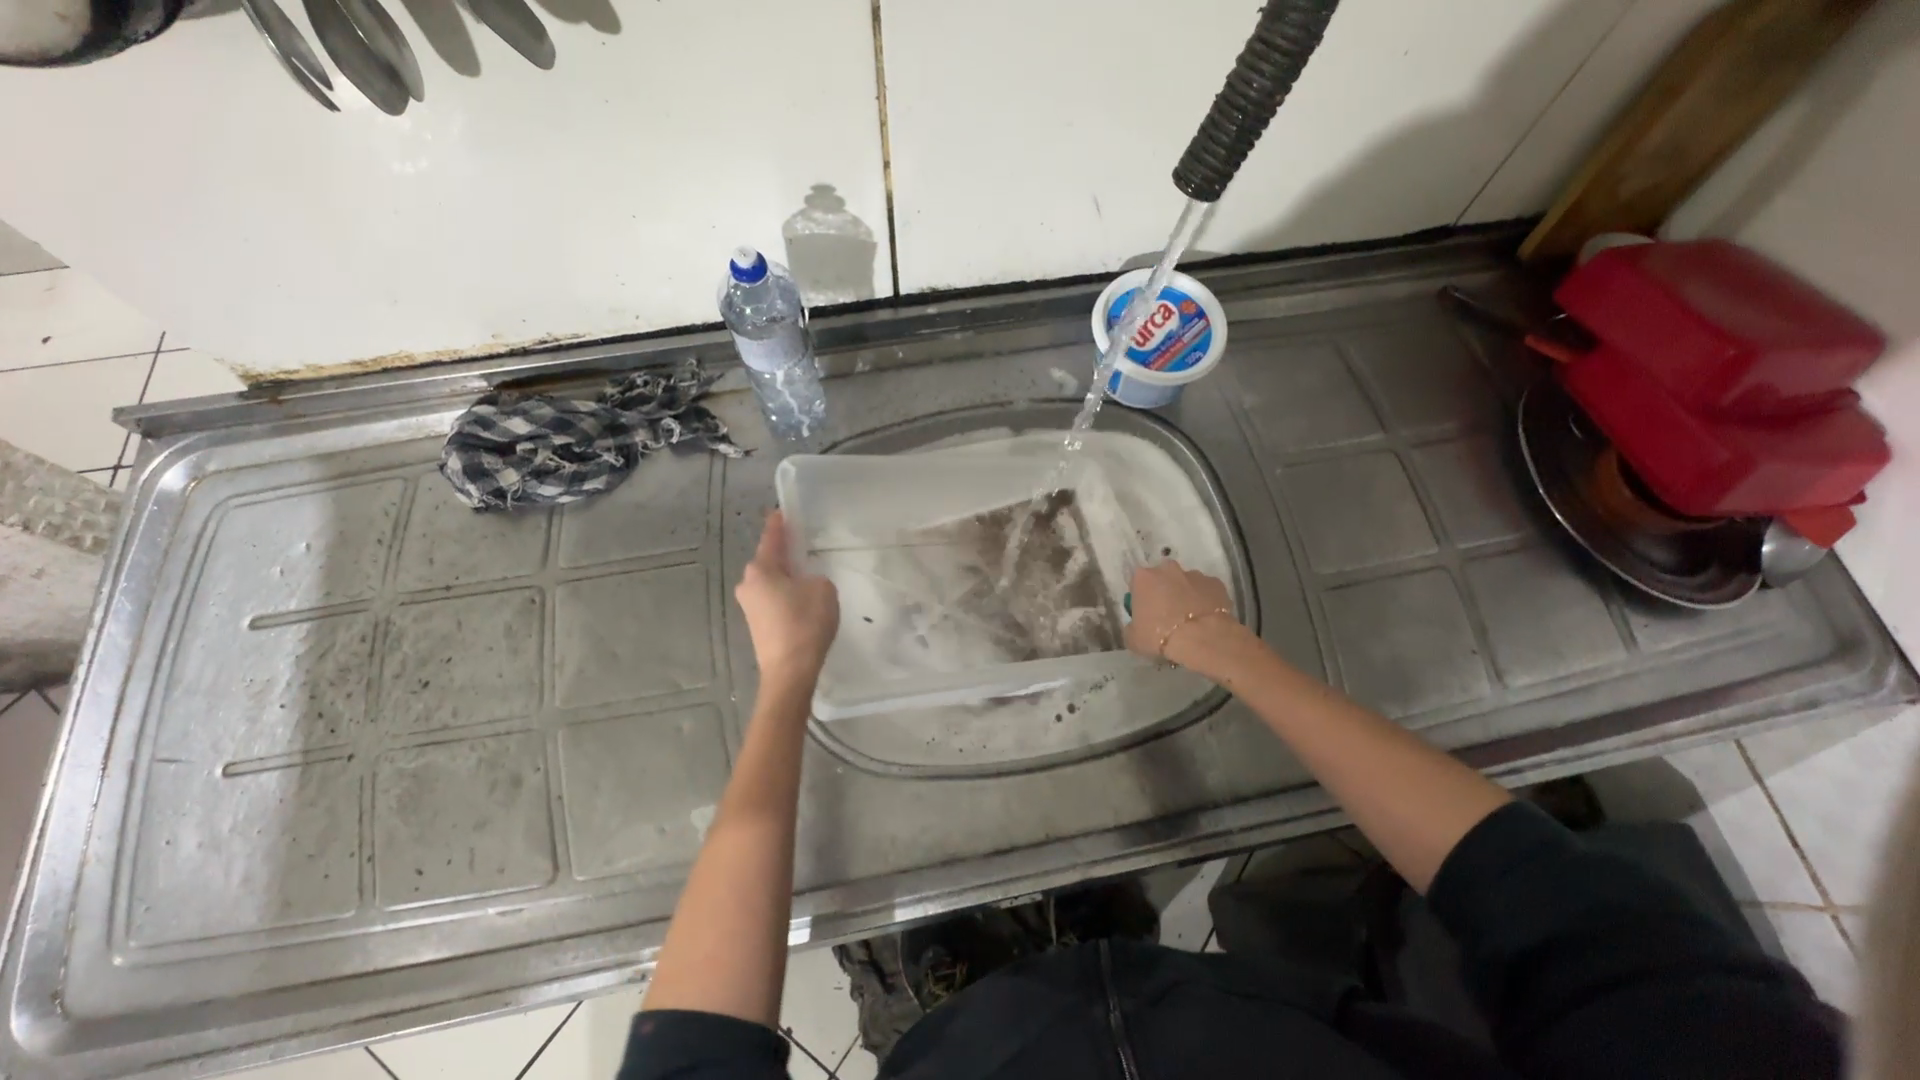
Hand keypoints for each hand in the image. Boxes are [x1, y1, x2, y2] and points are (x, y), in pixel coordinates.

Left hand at [736, 511, 839, 684]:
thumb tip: (805, 584)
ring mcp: (749, 606)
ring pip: (771, 582)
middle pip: (769, 561)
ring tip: (808, 576)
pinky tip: (802, 602)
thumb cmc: (805, 623)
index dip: (780, 523)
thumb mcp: (823, 589)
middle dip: (785, 554)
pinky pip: (773, 600)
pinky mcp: (757, 624)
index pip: (772, 537)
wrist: (790, 671)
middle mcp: (749, 583)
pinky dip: (786, 596)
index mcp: (761, 568)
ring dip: (786, 578)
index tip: (782, 511)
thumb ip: (814, 576)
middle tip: (804, 546)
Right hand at [1125, 560, 1245, 668]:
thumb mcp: (1133, 638)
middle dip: (1164, 592)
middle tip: (1167, 615)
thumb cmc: (1160, 636)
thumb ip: (1131, 627)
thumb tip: (1136, 626)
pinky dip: (1205, 601)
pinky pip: (1206, 591)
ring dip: (1186, 595)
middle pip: (1163, 578)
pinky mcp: (1216, 583)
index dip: (1142, 599)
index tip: (1146, 614)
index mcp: (1143, 578)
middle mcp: (1168, 569)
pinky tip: (1206, 619)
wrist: (1201, 638)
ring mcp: (1194, 574)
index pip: (1137, 584)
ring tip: (1190, 620)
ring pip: (1186, 583)